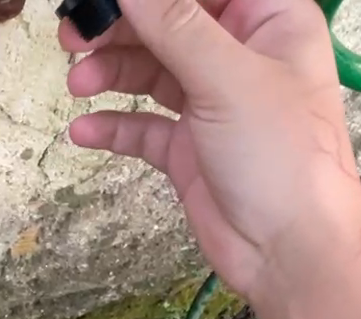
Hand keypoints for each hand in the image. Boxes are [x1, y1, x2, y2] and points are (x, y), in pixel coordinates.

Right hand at [63, 0, 360, 304]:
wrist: (287, 252)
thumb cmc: (282, 159)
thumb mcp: (227, 79)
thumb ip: (174, 24)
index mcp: (268, 17)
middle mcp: (238, 55)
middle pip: (168, 22)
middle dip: (121, 27)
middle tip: (72, 35)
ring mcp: (211, 105)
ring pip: (150, 71)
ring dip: (111, 73)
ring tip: (77, 82)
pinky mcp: (188, 151)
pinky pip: (143, 128)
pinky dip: (114, 126)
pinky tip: (84, 131)